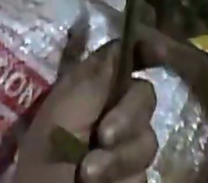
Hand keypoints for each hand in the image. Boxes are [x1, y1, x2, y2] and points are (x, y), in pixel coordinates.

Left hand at [15, 42, 157, 182]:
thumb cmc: (46, 156)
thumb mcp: (64, 110)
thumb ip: (98, 76)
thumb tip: (129, 39)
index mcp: (92, 86)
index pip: (126, 55)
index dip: (146, 47)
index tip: (161, 53)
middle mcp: (112, 109)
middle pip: (145, 94)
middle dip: (127, 116)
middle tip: (104, 136)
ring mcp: (124, 146)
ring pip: (148, 139)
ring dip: (119, 158)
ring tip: (87, 175)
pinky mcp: (131, 178)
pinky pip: (144, 174)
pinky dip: (123, 181)